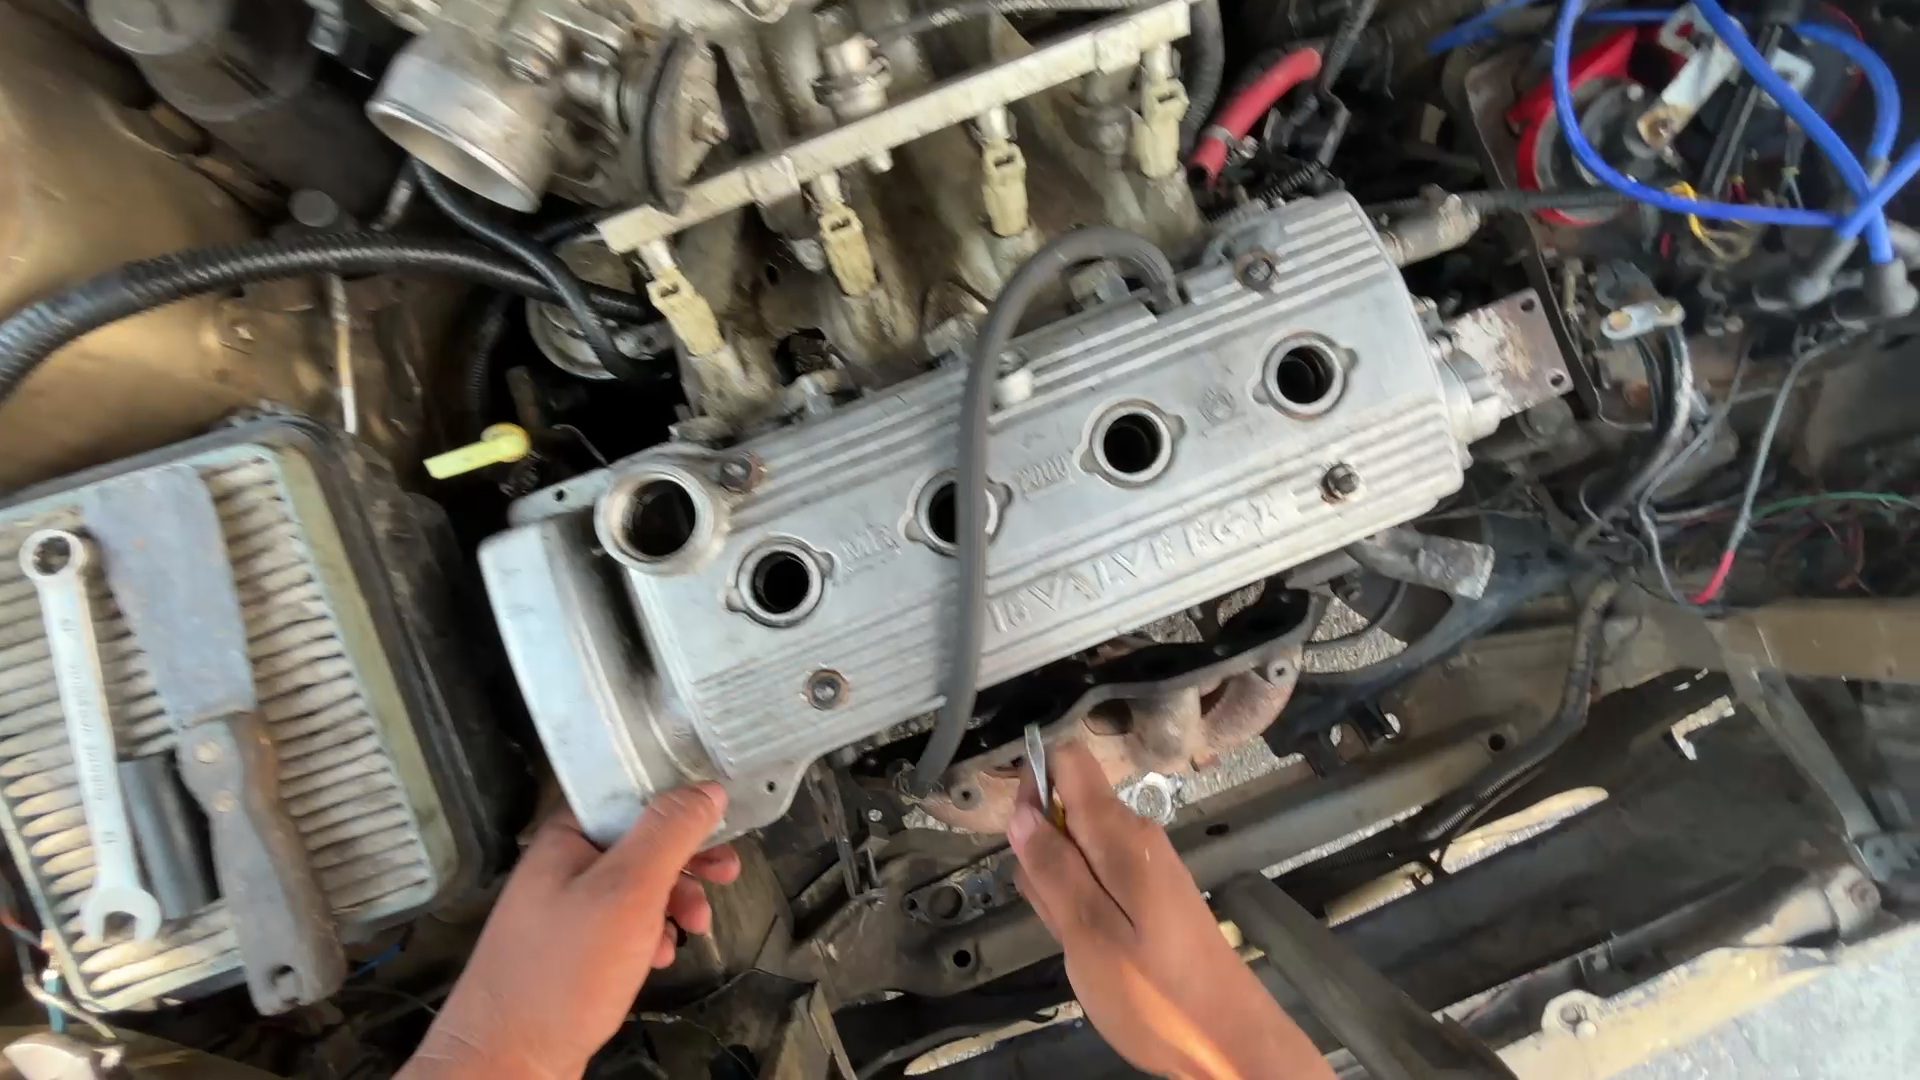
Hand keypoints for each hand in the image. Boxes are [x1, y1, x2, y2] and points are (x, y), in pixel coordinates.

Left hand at [399, 786, 740, 1079]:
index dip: (679, 796)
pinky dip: (652, 932)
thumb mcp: (629, 890)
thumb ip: (671, 832)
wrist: (503, 1072)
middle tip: (727, 872)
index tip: (719, 812)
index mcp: (569, 835)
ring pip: (640, 883)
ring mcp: (567, 908)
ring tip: (699, 925)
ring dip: (678, 898)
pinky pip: (626, 922)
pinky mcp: (573, 949)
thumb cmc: (566, 970)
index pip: (631, 790)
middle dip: (690, 857)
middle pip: (644, 839)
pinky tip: (662, 955)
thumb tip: (708, 789)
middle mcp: (566, 863)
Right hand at [1008, 742, 1331, 1079]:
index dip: (1035, 782)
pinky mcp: (1147, 892)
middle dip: (1043, 848)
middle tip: (1055, 909)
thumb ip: (1051, 868)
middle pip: (1066, 808)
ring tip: (1075, 936)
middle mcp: (1132, 833)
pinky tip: (1092, 944)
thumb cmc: (1155, 991)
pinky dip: (1081, 903)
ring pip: (1076, 848)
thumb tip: (1020, 814)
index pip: (1069, 759)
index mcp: (1118, 831)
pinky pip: (1097, 877)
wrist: (1231, 1043)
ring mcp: (1141, 863)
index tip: (1023, 834)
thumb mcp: (1088, 931)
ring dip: (1059, 884)